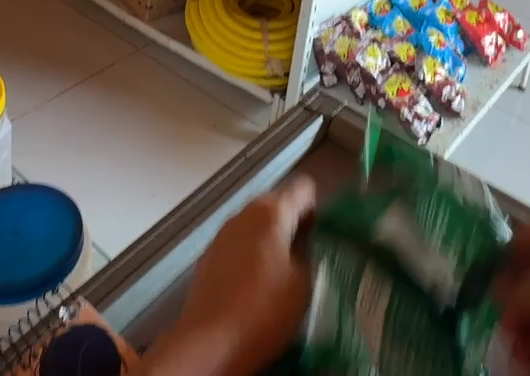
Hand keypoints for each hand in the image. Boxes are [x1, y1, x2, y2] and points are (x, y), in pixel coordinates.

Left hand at [149, 177, 315, 375]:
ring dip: (269, 237)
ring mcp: (223, 231)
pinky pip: (238, 242)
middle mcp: (245, 212)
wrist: (208, 341)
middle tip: (304, 254)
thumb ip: (306, 251)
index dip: (315, 206)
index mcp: (272, 212)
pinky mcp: (209, 253)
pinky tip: (252, 282)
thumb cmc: (264, 311)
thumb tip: (301, 240)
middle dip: (291, 221)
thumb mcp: (302, 284)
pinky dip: (249, 252)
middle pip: (276, 202)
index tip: (320, 231)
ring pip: (255, 222)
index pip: (303, 188)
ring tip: (279, 271)